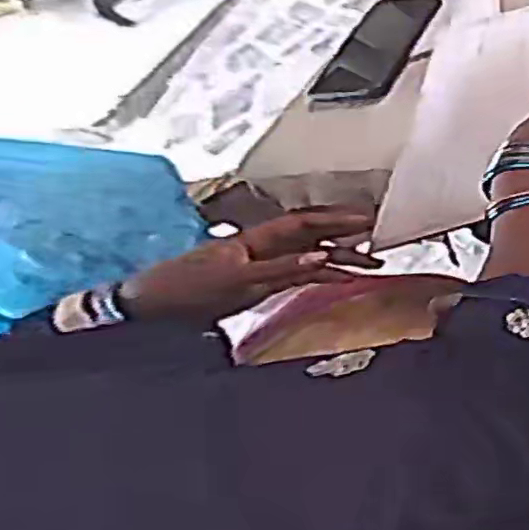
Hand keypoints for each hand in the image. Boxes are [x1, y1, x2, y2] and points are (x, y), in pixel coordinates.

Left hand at [120, 209, 380, 320]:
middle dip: (348, 234)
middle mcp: (266, 248)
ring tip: (374, 263)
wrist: (147, 311)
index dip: (337, 218)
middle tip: (381, 234)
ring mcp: (266, 265)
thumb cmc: (186, 289)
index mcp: (257, 239)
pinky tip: (348, 279)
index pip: (305, 223)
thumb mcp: (236, 280)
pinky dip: (329, 275)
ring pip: (314, 256)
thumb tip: (323, 257)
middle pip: (315, 236)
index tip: (368, 218)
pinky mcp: (265, 282)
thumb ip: (282, 268)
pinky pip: (306, 275)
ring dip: (344, 258)